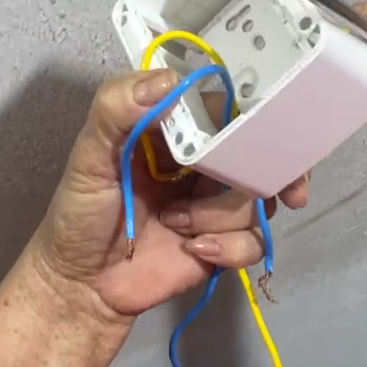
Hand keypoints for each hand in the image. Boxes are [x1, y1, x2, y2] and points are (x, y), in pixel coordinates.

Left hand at [26, 71, 308, 325]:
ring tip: (175, 224)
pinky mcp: (222, 244)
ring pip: (255, 200)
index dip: (250, 114)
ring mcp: (213, 204)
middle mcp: (200, 164)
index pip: (222, 110)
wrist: (82, 285)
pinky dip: (230, 247)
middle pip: (256, 154)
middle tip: (286, 185)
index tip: (271, 123)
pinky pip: (253, 241)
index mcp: (171, 134)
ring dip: (219, 214)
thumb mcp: (88, 158)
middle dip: (271, 169)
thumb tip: (169, 80)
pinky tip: (194, 250)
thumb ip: (116, 112)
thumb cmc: (80, 215)